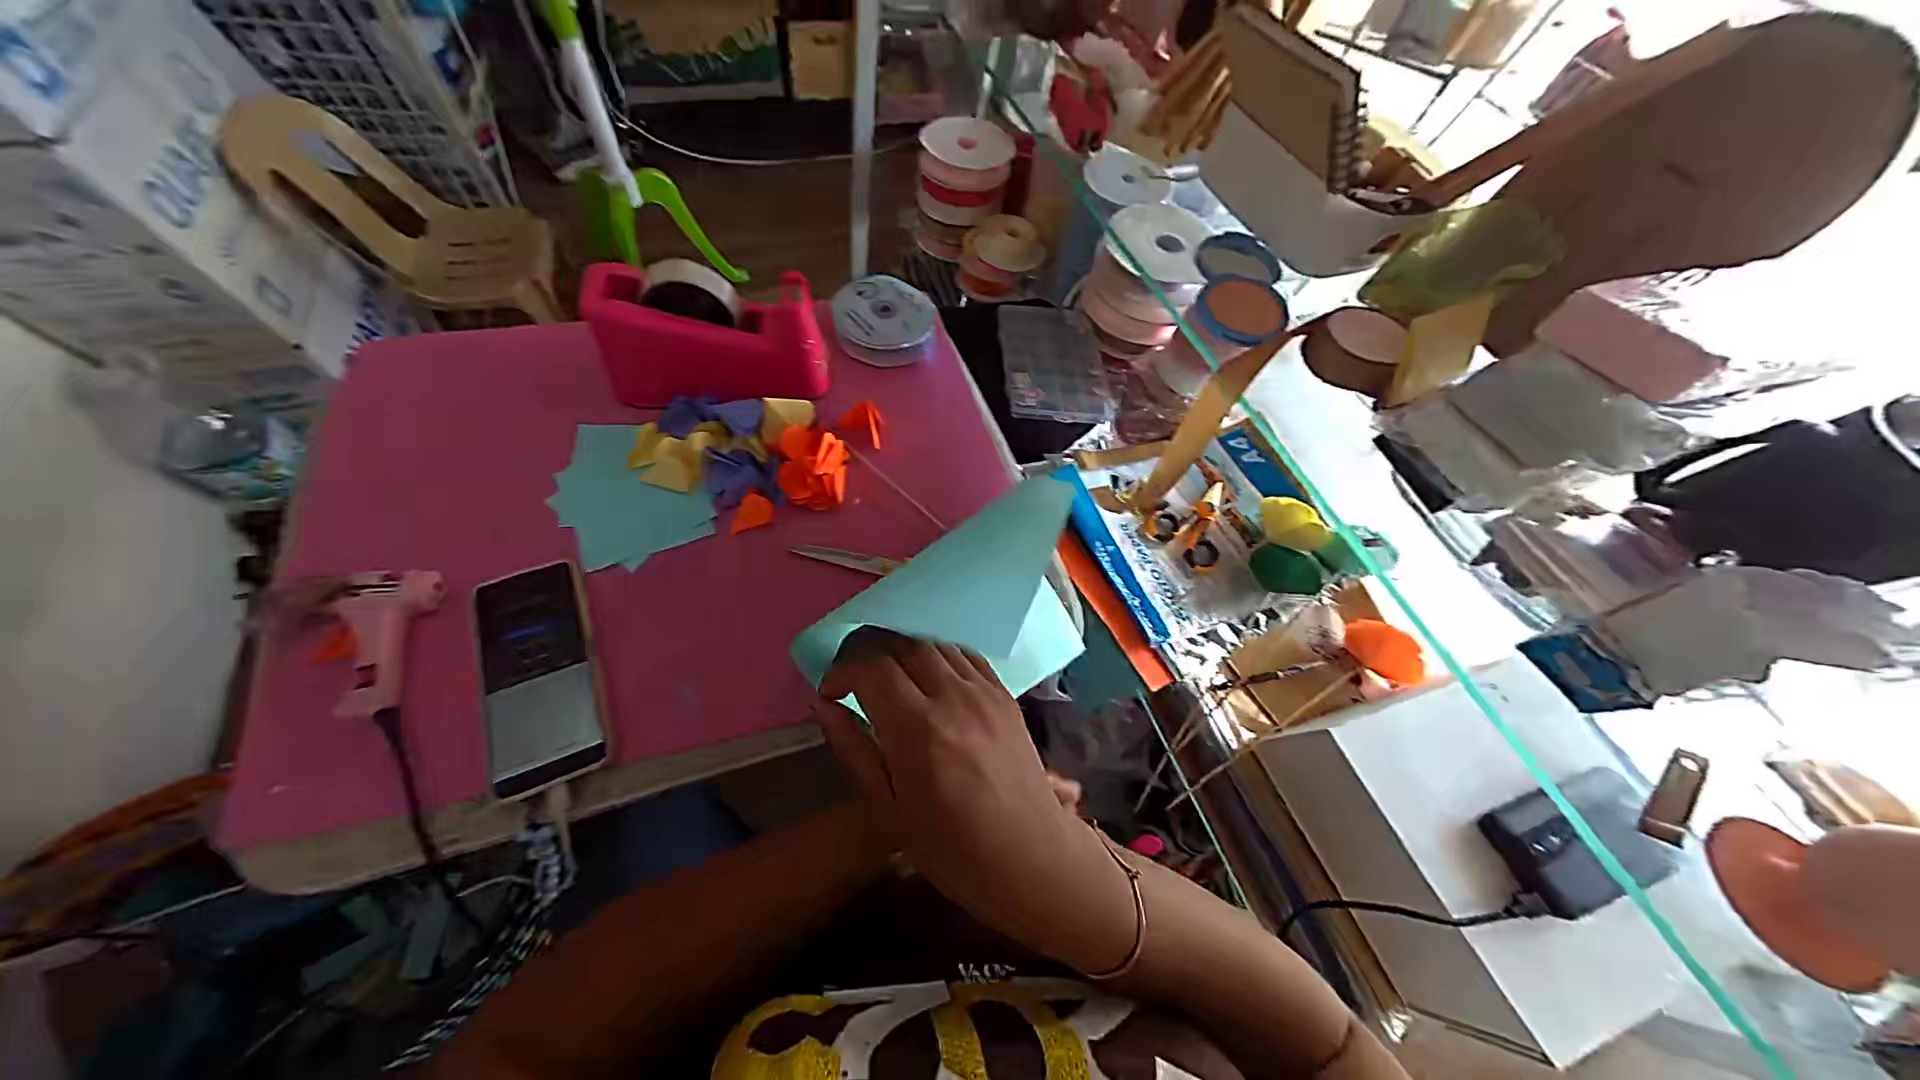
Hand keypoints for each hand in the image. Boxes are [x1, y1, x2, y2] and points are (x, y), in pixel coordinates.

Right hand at [813, 627, 1136, 972]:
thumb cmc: (952, 848)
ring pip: (933, 642)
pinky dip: (936, 653)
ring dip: (901, 647)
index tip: (832, 691)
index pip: (871, 666)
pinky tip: (928, 675)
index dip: (843, 669)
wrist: (1029, 856)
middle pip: (901, 643)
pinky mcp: (1004, 694)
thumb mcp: (888, 807)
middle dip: (867, 649)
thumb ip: (853, 747)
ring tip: (886, 673)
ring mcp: (983, 691)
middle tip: (853, 674)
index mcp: (917, 729)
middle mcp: (952, 697)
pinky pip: (965, 654)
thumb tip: (822, 703)